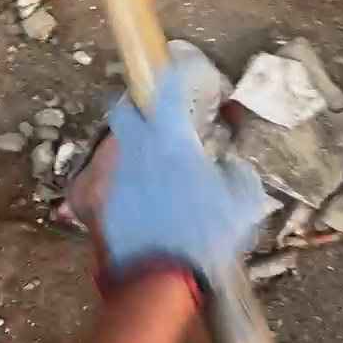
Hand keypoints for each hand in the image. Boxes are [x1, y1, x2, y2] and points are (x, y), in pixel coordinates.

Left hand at [98, 67, 269, 288]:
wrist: (158, 275)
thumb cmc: (205, 235)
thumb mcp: (242, 203)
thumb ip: (239, 174)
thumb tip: (231, 164)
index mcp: (170, 140)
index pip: (165, 91)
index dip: (169, 74)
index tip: (172, 67)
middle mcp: (137, 147)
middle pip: (123, 109)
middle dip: (134, 105)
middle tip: (151, 115)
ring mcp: (114, 172)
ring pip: (115, 143)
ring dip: (131, 145)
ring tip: (148, 161)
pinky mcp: (100, 197)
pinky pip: (108, 176)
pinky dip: (121, 178)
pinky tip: (136, 192)